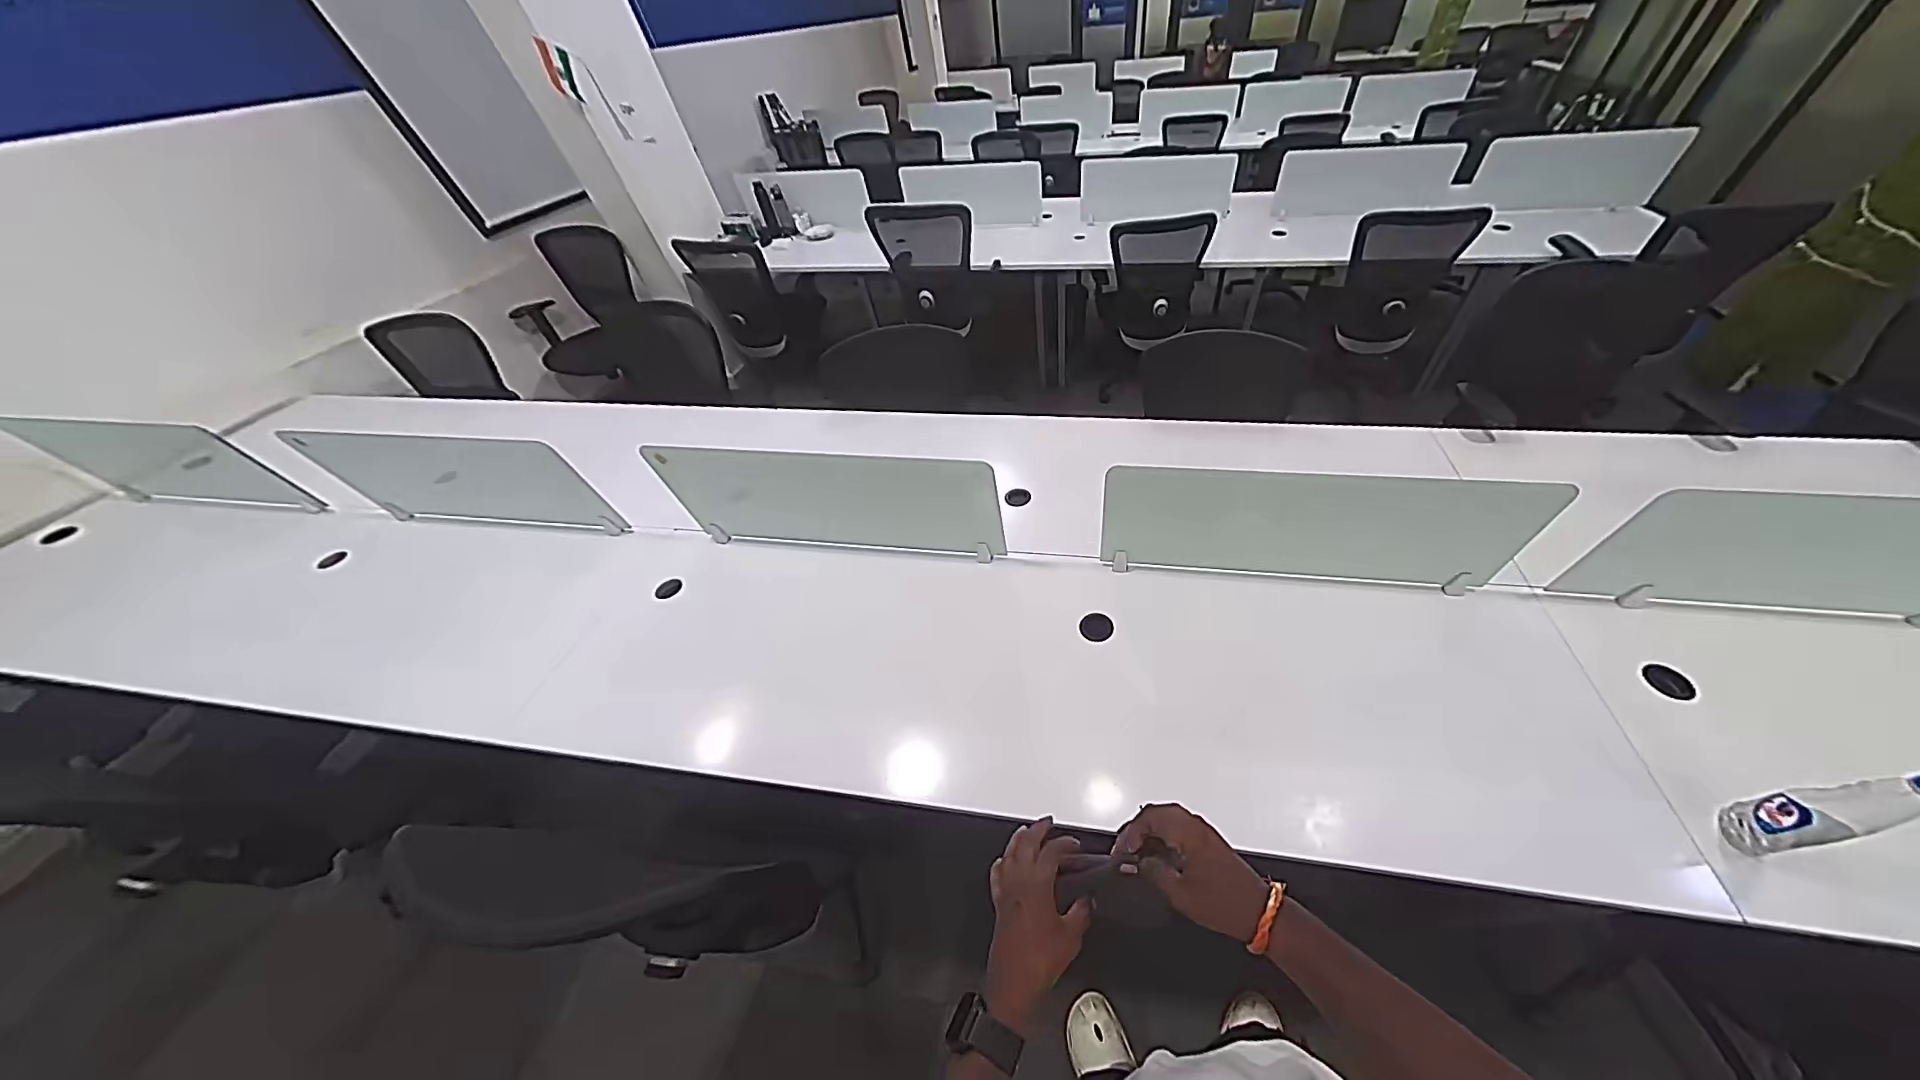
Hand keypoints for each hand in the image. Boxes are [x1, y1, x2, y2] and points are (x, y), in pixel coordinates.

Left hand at [984, 817, 1090, 1035]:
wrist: (1014, 982)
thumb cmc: (1039, 961)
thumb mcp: (1071, 936)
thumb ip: (1080, 913)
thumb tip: (1085, 903)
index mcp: (1037, 885)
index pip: (1050, 852)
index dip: (1064, 843)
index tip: (1073, 844)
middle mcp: (1018, 883)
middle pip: (1025, 844)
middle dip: (1037, 830)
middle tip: (1047, 824)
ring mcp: (1006, 891)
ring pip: (1009, 853)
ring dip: (1019, 840)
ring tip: (1027, 832)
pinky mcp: (998, 903)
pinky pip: (998, 874)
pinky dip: (1003, 862)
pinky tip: (1004, 861)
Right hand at [1114, 803, 1268, 943]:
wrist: (1259, 913)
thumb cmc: (1227, 905)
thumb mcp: (1180, 894)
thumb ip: (1153, 873)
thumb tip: (1138, 863)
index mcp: (1188, 834)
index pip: (1149, 818)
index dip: (1130, 833)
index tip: (1123, 851)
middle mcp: (1196, 827)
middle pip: (1157, 813)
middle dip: (1137, 829)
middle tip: (1126, 848)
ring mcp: (1203, 832)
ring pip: (1167, 818)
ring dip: (1150, 831)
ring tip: (1139, 853)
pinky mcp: (1207, 841)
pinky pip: (1178, 827)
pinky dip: (1163, 836)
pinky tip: (1157, 855)